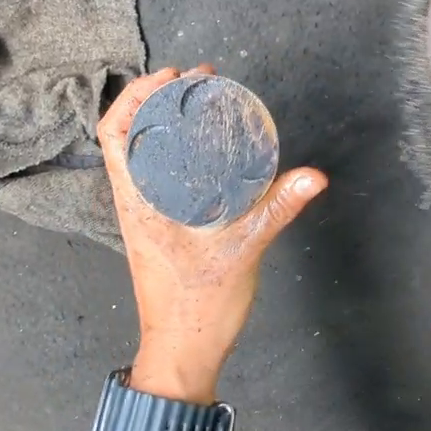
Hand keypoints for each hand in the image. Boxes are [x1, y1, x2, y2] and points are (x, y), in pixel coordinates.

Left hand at [99, 66, 327, 402]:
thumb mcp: (241, 251)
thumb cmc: (198, 306)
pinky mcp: (161, 225)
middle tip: (202, 81)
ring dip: (168, 122)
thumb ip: (277, 209)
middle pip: (130, 133)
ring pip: (145, 153)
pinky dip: (180, 149)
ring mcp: (146, 213)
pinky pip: (162, 174)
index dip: (137, 95)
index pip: (115, 132)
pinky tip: (211, 147)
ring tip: (206, 103)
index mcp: (137, 200)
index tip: (175, 76)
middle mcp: (135, 200)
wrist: (182, 353)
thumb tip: (316, 175)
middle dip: (160, 98)